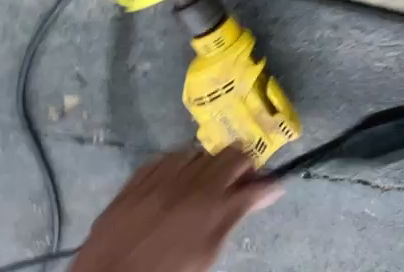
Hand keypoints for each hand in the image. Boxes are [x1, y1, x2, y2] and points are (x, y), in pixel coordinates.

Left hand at [69, 147, 281, 271]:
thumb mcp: (208, 252)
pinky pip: (160, 160)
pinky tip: (170, 186)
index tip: (254, 185)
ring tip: (197, 189)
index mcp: (207, 197)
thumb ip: (238, 213)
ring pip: (193, 152)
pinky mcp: (130, 185)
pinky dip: (172, 168)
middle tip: (229, 188)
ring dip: (202, 166)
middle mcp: (183, 179)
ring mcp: (154, 179)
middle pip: (222, 152)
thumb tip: (273, 187)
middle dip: (232, 166)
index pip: (243, 158)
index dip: (253, 169)